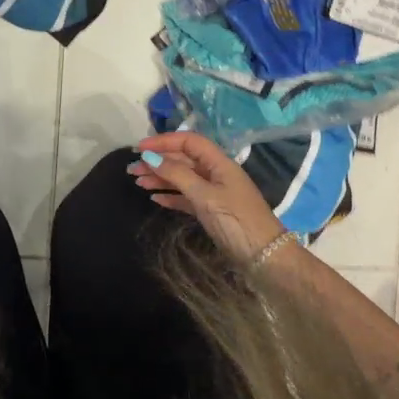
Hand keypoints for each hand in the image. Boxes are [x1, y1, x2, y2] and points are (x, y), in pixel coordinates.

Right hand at [130, 131, 287, 261]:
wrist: (266, 257)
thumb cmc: (236, 221)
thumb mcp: (205, 196)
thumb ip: (177, 175)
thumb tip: (150, 157)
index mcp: (219, 163)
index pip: (188, 142)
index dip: (164, 141)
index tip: (140, 148)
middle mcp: (217, 174)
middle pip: (183, 160)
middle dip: (157, 161)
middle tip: (132, 169)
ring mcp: (215, 193)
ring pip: (182, 179)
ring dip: (160, 178)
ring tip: (138, 182)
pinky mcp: (213, 211)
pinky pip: (187, 197)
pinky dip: (171, 196)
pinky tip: (156, 198)